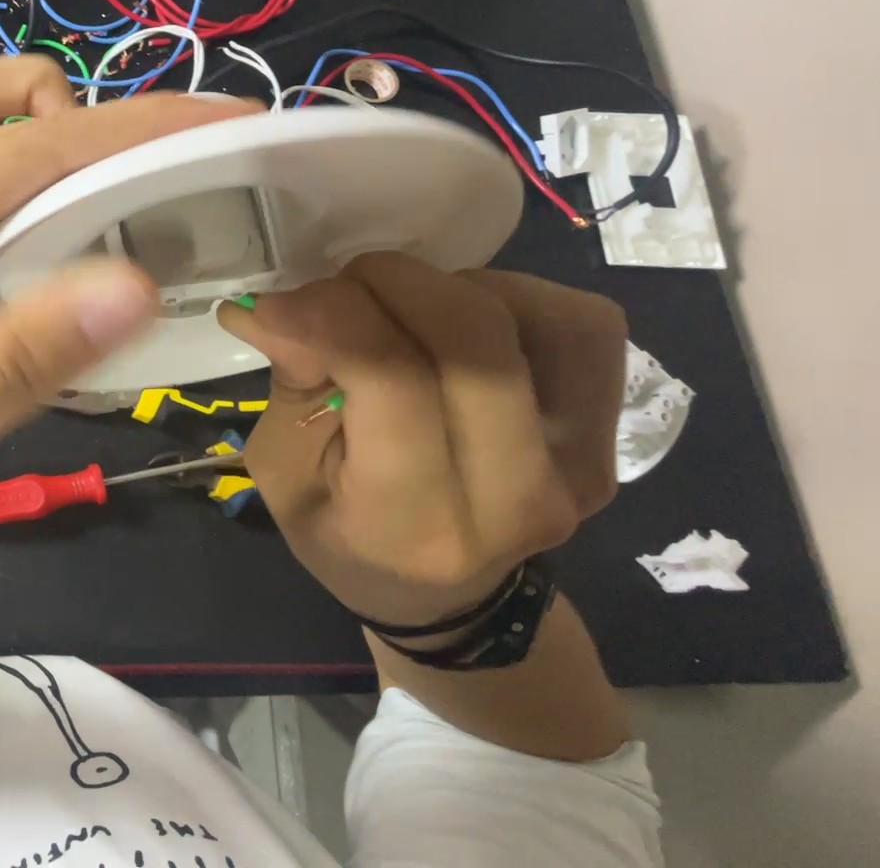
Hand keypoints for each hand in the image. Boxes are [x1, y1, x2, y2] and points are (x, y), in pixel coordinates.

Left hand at [0, 56, 259, 512]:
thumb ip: (18, 364)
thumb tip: (135, 286)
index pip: (38, 144)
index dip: (139, 129)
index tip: (231, 126)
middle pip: (8, 96)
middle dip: (104, 118)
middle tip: (179, 175)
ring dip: (58, 124)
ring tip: (112, 197)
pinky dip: (32, 150)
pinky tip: (59, 219)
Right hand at [218, 252, 626, 627]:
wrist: (441, 596)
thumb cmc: (339, 534)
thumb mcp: (282, 474)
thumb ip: (290, 387)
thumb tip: (276, 306)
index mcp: (412, 522)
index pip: (393, 383)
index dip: (332, 318)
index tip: (273, 306)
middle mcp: (513, 496)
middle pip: (476, 342)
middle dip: (391, 285)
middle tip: (337, 289)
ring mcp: (579, 464)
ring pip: (542, 320)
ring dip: (451, 287)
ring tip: (397, 307)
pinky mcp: (608, 434)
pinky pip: (583, 327)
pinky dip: (512, 296)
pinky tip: (456, 317)